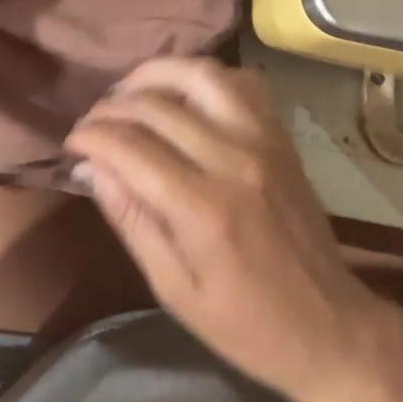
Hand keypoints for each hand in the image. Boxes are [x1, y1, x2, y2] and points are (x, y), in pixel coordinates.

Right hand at [65, 58, 402, 401]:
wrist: (330, 327)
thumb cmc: (244, 322)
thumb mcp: (173, 289)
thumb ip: (130, 220)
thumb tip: (90, 167)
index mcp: (203, 208)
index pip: (129, 145)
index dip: (90, 136)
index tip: (72, 144)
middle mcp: (233, 160)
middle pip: (155, 105)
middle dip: (110, 107)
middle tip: (91, 124)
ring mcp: (263, 141)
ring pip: (200, 75)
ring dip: (155, 74)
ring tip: (128, 92)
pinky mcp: (281, 136)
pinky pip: (241, 82)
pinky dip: (205, 77)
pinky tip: (183, 93)